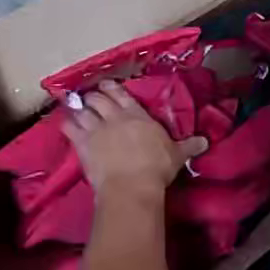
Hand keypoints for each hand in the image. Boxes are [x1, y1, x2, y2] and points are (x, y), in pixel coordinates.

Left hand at [60, 80, 206, 205]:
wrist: (131, 185)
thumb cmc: (156, 167)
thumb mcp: (177, 155)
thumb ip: (189, 145)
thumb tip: (205, 141)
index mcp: (138, 115)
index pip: (123, 96)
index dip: (113, 88)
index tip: (106, 84)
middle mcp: (115, 117)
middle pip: (100, 99)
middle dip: (94, 96)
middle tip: (91, 94)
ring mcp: (97, 129)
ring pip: (84, 111)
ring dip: (80, 108)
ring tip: (76, 106)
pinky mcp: (83, 144)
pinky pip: (70, 129)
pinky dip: (67, 124)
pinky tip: (64, 122)